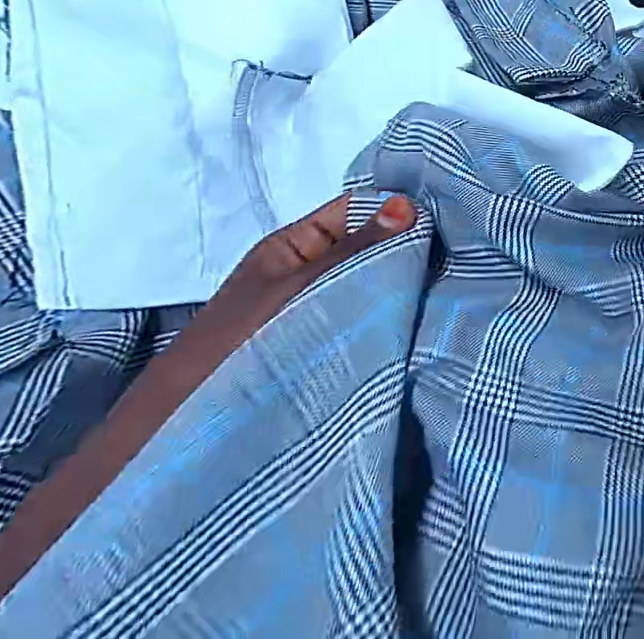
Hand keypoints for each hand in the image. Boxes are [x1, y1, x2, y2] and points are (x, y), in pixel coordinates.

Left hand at [0, 193, 416, 638]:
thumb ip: (356, 249)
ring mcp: (322, 314)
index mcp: (296, 246)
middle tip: (463, 257)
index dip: (399, 209)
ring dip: (407, 290)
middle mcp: (311, 274)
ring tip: (458, 288)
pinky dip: (397, 322)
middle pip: (371, 249)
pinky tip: (433, 325)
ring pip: (375, 289)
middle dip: (410, 251)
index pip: (359, 209)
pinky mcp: (332, 352)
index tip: (451, 218)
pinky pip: (371, 324)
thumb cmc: (237, 346)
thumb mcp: (297, 287)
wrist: (180, 439)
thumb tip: (409, 203)